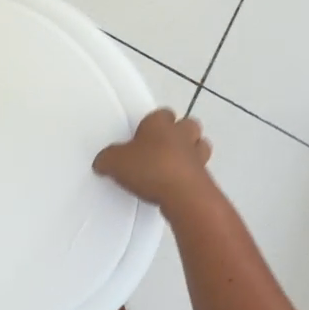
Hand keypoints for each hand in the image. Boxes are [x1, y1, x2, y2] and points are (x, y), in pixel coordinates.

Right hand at [93, 109, 213, 207]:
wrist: (183, 195)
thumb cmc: (149, 168)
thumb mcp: (115, 162)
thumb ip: (108, 159)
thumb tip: (102, 162)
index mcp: (160, 124)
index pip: (161, 113)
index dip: (153, 123)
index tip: (142, 135)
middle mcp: (182, 134)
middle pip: (188, 124)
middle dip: (179, 132)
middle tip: (162, 147)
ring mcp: (198, 156)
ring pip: (199, 145)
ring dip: (190, 152)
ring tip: (173, 165)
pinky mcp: (206, 177)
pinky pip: (200, 170)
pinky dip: (191, 175)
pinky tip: (177, 186)